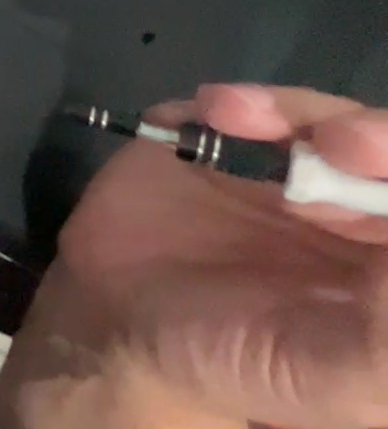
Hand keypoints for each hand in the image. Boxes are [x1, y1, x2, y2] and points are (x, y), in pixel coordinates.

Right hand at [39, 85, 387, 427]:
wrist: (116, 322)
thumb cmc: (242, 367)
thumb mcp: (348, 375)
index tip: (375, 168)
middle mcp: (364, 213)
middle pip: (387, 148)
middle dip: (379, 136)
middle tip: (345, 142)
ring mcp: (288, 173)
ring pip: (330, 120)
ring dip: (301, 111)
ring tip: (241, 117)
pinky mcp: (214, 143)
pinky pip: (246, 107)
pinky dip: (242, 101)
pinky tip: (213, 112)